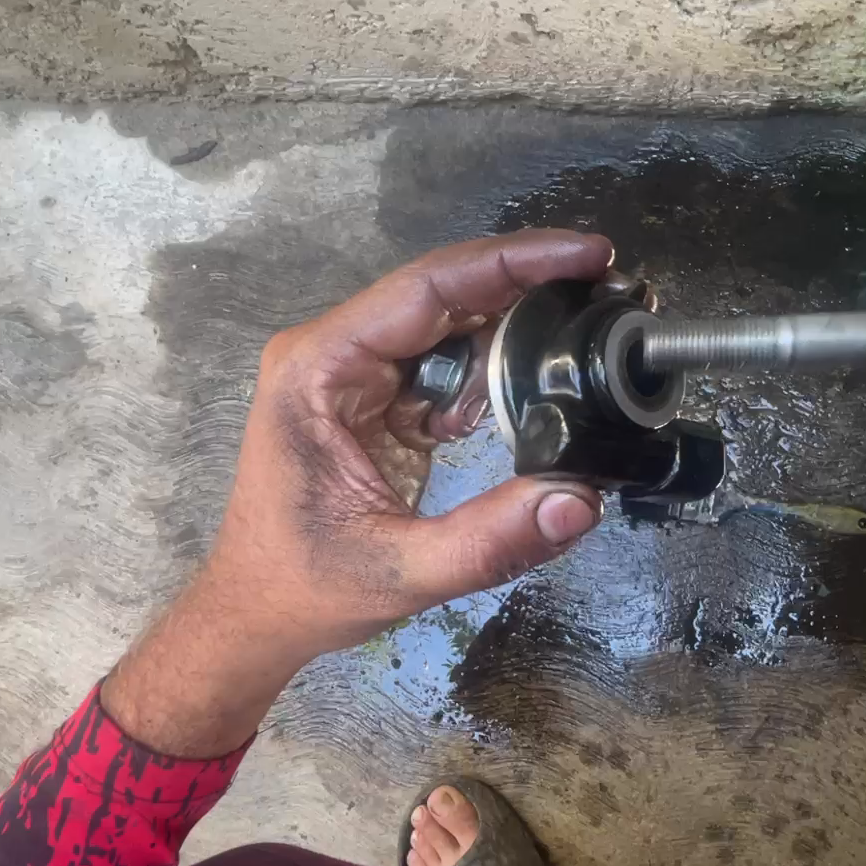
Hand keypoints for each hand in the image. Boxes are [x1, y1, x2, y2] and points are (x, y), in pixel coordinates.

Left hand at [103, 230, 613, 754]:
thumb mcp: (399, 570)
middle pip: (443, 296)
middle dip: (526, 287)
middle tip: (606, 288)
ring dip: (514, 331)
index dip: (513, 264)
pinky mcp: (375, 400)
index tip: (589, 254)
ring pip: (447, 328)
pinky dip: (491, 377)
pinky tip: (531, 394)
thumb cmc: (306, 587)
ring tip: (583, 337)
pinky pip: (443, 369)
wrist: (259, 611)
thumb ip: (489, 542)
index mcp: (321, 369)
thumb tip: (582, 502)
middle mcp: (335, 354)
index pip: (427, 289)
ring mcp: (354, 375)